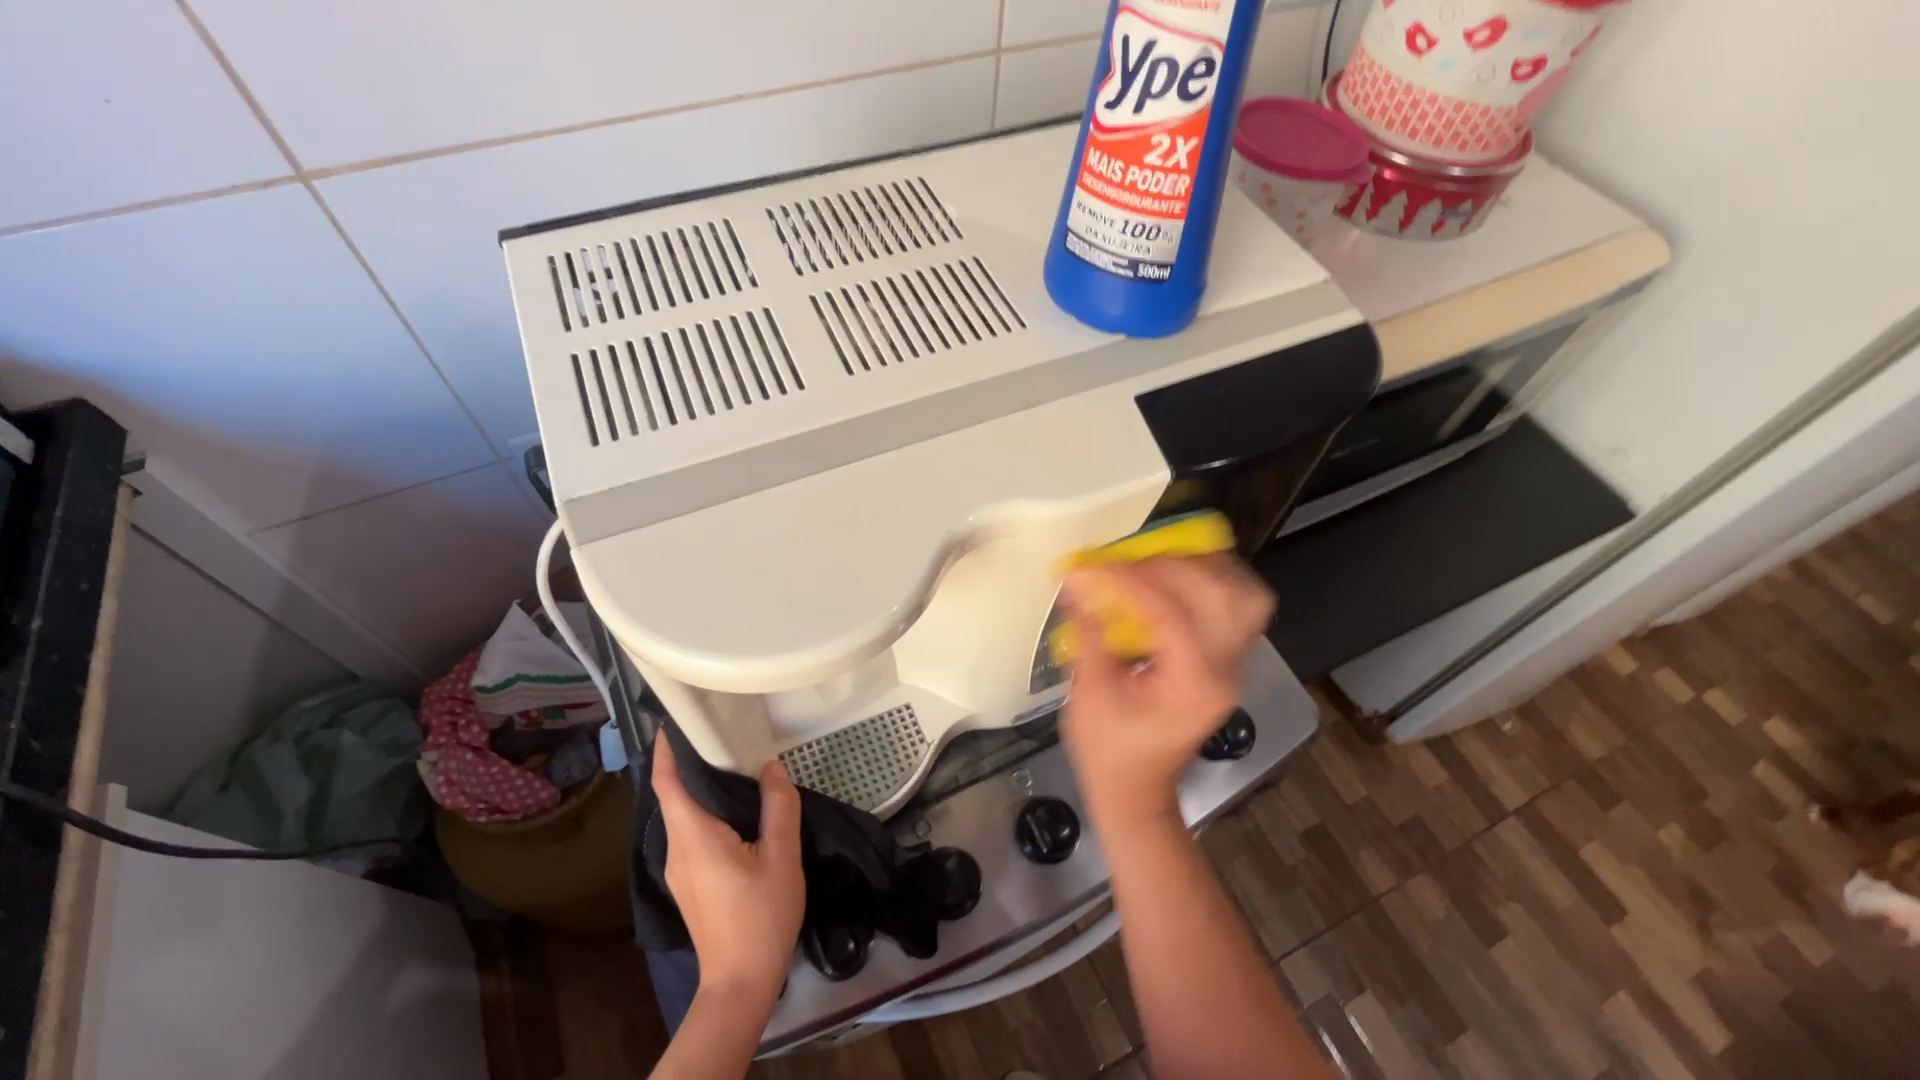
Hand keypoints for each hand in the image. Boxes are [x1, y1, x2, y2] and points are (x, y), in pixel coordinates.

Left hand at [652, 737, 805, 1003]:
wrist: (741, 981)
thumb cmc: (761, 916)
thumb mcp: (782, 857)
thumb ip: (778, 807)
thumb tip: (771, 768)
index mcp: (694, 836)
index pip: (667, 782)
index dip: (667, 749)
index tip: (677, 720)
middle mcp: (677, 848)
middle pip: (673, 796)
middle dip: (689, 763)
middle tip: (720, 733)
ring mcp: (679, 869)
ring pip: (683, 817)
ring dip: (700, 790)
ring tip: (732, 764)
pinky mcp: (689, 883)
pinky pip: (691, 835)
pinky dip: (705, 813)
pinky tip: (734, 812)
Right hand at [1060, 555, 1274, 832]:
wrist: (1137, 792)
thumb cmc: (1109, 754)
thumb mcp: (1088, 695)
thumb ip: (1090, 634)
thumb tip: (1079, 580)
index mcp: (1192, 686)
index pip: (1172, 615)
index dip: (1133, 582)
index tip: (1097, 565)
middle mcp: (1225, 672)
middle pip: (1224, 596)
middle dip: (1173, 567)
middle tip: (1128, 563)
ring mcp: (1234, 666)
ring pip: (1245, 596)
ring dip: (1204, 569)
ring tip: (1159, 563)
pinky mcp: (1229, 661)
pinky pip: (1239, 607)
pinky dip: (1213, 583)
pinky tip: (1177, 579)